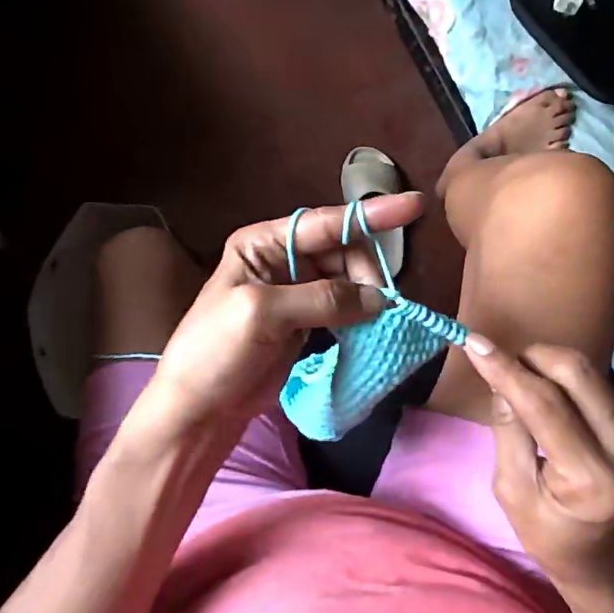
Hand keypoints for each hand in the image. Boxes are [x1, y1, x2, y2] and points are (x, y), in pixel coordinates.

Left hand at [122, 193, 425, 451]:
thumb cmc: (215, 351)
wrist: (198, 408)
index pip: (324, 222)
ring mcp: (295, 291)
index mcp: (262, 244)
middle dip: (367, 271)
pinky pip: (344, 307)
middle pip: (342, 250)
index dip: (371, 215)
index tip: (415, 204)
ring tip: (382, 318)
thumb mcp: (261, 314)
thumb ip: (320, 298)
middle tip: (384, 304)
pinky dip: (362, 314)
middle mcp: (281, 260)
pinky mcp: (305, 321)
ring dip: (368, 294)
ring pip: (348, 279)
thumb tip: (379, 298)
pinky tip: (372, 326)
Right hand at [464, 340, 613, 604]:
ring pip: (587, 371)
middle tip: (502, 366)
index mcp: (591, 480)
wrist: (602, 556)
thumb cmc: (548, 531)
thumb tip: (500, 379)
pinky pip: (596, 382)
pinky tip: (548, 397)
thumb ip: (509, 432)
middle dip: (531, 357)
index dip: (506, 370)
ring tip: (521, 384)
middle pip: (575, 372)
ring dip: (546, 365)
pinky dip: (562, 378)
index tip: (473, 342)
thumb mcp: (511, 490)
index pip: (544, 405)